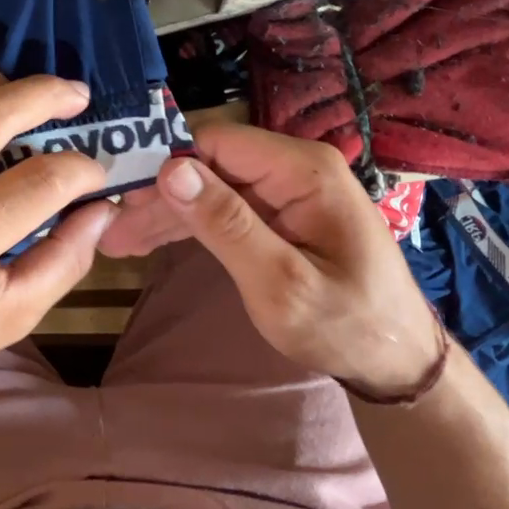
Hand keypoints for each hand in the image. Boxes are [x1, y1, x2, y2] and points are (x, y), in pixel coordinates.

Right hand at [101, 122, 439, 396]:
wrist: (397, 365)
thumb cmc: (345, 327)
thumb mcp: (280, 283)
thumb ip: (226, 224)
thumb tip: (169, 169)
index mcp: (302, 170)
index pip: (215, 142)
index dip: (165, 165)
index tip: (123, 200)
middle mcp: (294, 167)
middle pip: (207, 164)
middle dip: (158, 195)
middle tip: (112, 232)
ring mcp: (287, 190)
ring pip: (209, 186)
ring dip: (165, 212)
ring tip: (118, 242)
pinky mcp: (280, 213)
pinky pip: (223, 206)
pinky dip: (188, 225)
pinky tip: (150, 241)